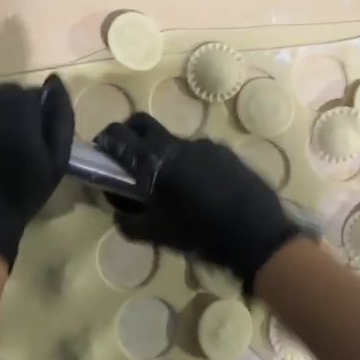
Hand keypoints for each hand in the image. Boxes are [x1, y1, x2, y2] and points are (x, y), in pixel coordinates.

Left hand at [0, 72, 73, 266]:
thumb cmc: (21, 193)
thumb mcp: (56, 160)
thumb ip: (60, 115)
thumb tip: (52, 80)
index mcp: (18, 107)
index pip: (28, 94)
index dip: (30, 116)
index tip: (26, 137)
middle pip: (1, 89)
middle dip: (5, 108)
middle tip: (2, 138)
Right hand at [96, 113, 306, 292]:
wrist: (257, 236)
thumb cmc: (200, 235)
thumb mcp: (156, 235)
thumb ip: (129, 220)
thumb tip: (119, 211)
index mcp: (154, 161)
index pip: (119, 134)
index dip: (105, 140)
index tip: (102, 152)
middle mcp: (177, 144)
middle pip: (143, 124)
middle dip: (130, 134)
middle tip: (128, 159)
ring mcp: (204, 145)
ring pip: (172, 141)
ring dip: (162, 155)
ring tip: (171, 186)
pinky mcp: (226, 152)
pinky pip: (197, 152)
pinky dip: (189, 164)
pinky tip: (200, 190)